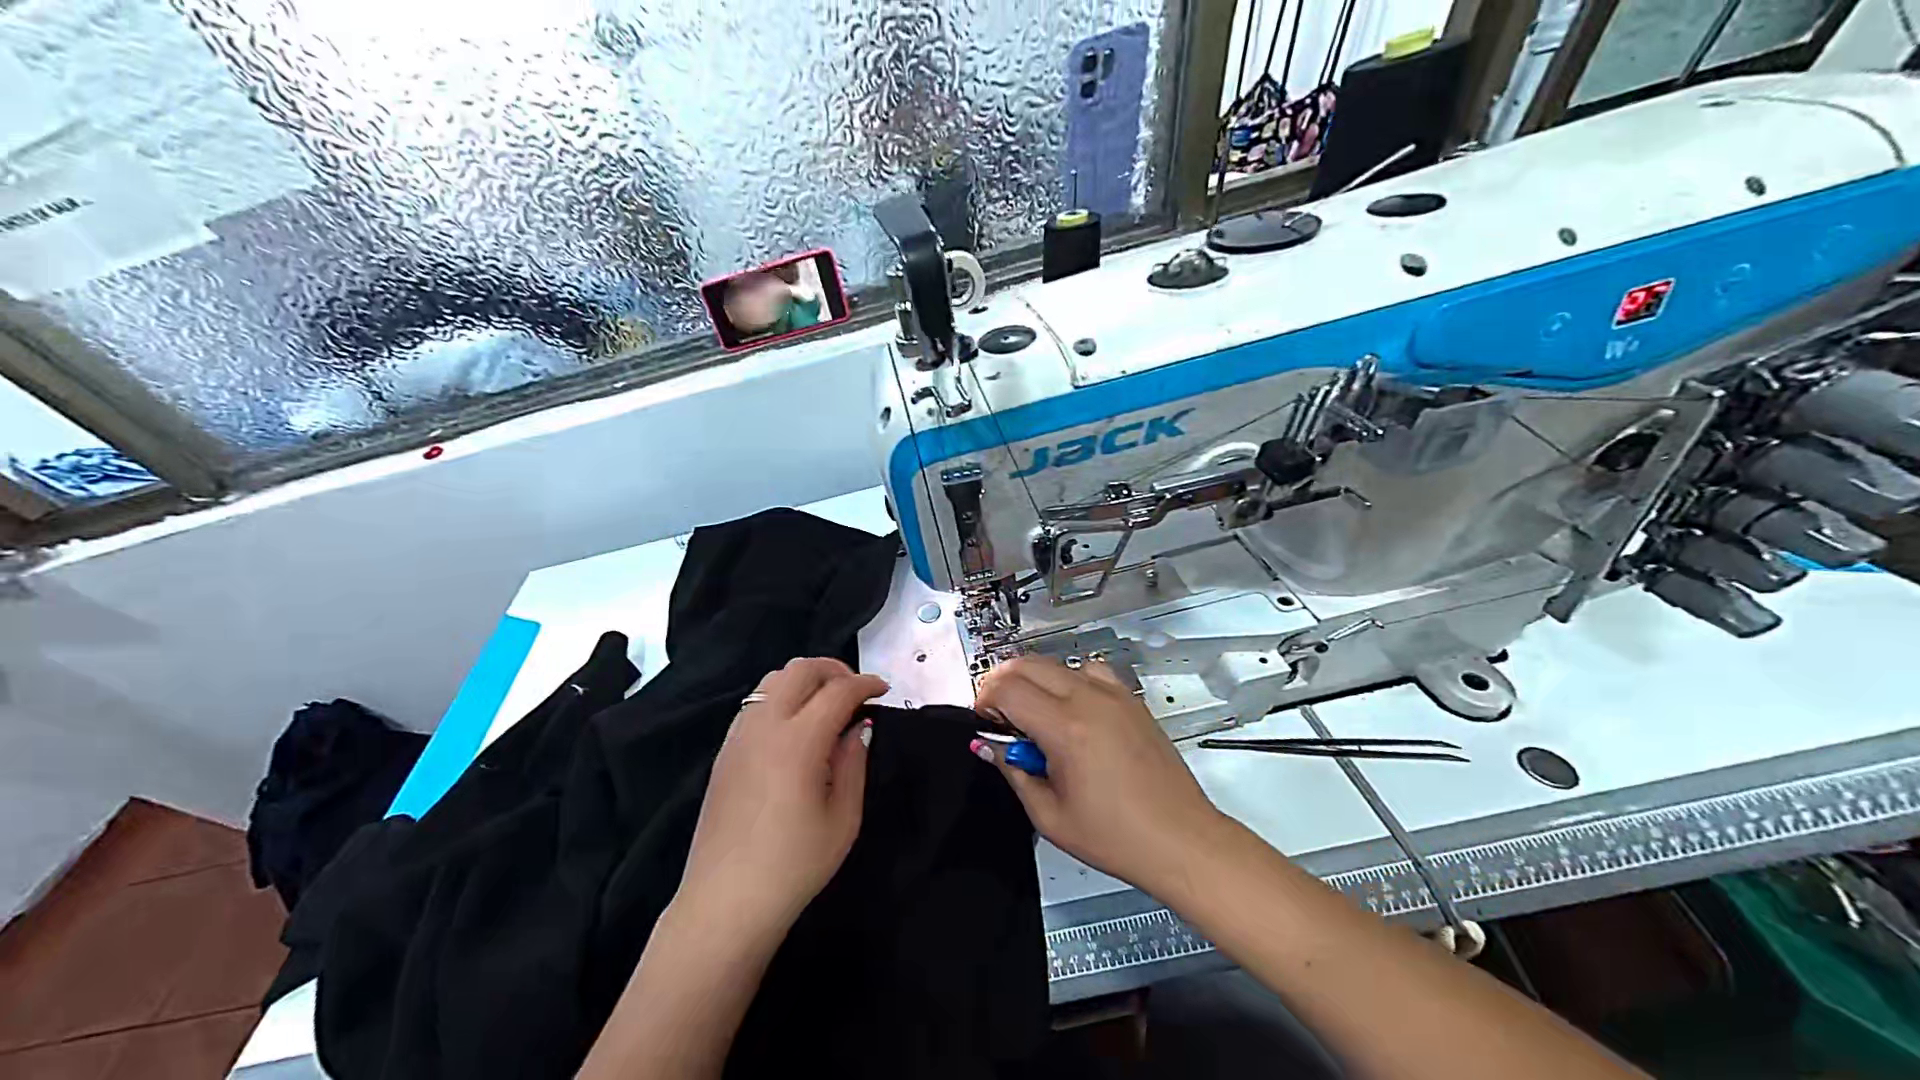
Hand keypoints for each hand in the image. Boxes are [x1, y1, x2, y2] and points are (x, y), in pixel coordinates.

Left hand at [679, 657, 887, 933]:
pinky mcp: (724, 751)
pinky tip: (795, 726)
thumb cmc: (794, 866)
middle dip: (835, 670)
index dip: (866, 683)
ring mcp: (738, 736)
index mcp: (798, 742)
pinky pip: (755, 703)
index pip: (838, 691)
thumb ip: (853, 762)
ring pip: (773, 680)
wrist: (725, 902)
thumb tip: (857, 726)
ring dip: (805, 680)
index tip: (884, 690)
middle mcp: (764, 726)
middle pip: (800, 669)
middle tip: (857, 691)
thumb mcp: (843, 818)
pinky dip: (781, 697)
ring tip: (827, 705)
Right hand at [972, 656, 1228, 896]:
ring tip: (1035, 716)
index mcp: (1066, 728)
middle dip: (1002, 684)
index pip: (1006, 688)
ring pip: (1057, 663)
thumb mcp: (1049, 815)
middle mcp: (1090, 700)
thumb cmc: (1117, 836)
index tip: (986, 723)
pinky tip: (1072, 712)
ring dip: (1035, 680)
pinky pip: (1090, 671)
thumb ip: (1012, 771)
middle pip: (1026, 664)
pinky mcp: (1131, 700)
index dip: (985, 702)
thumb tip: (988, 745)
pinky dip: (1070, 681)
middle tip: (1001, 718)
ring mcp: (1114, 695)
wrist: (1180, 840)